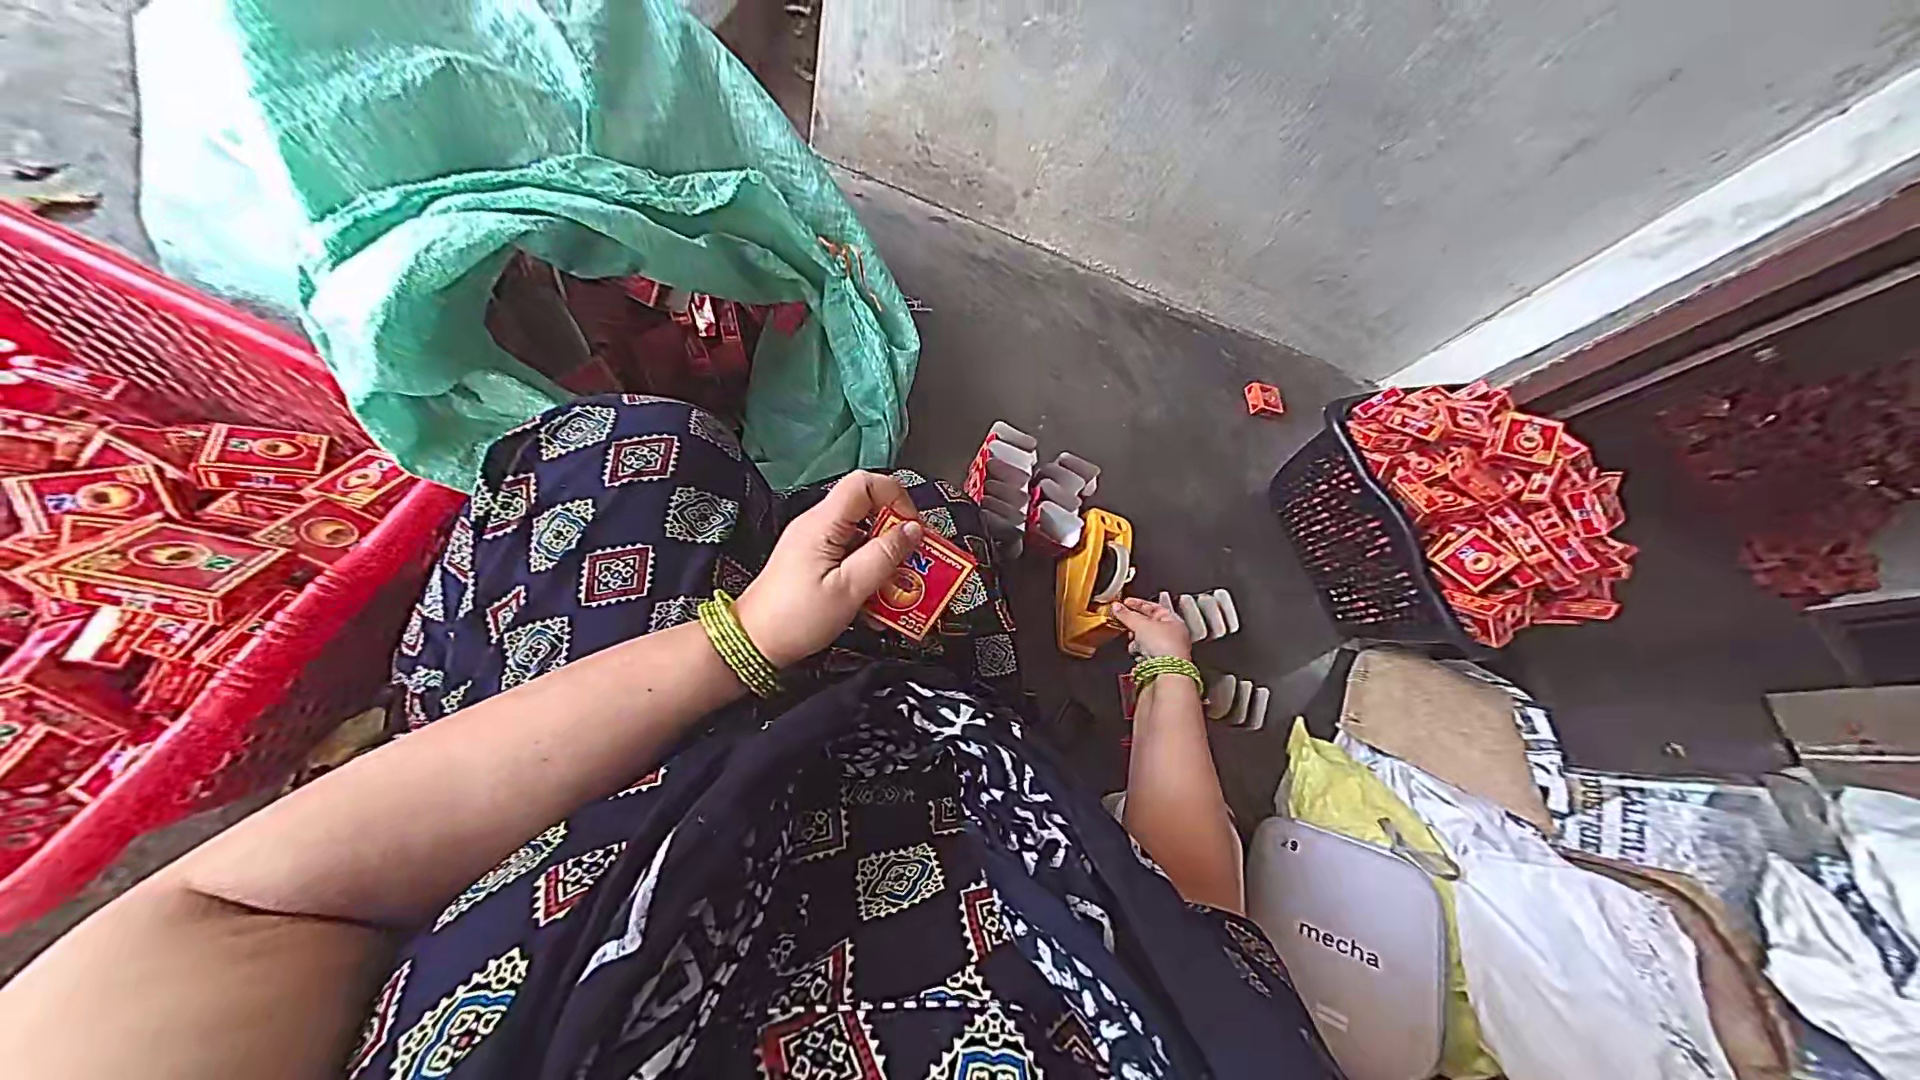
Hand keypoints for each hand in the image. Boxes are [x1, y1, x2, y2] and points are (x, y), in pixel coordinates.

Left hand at [733, 471, 924, 666]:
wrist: (754, 642)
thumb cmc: (796, 618)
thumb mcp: (850, 589)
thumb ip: (884, 556)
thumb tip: (913, 531)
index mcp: (823, 523)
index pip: (865, 483)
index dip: (896, 498)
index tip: (912, 529)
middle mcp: (818, 525)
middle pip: (868, 508)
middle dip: (896, 534)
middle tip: (912, 561)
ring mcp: (816, 542)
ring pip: (863, 534)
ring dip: (885, 558)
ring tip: (896, 587)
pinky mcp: (815, 560)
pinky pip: (852, 553)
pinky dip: (869, 571)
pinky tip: (876, 600)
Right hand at [1108, 596, 1191, 659]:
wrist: (1167, 672)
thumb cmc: (1166, 646)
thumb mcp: (1141, 624)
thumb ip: (1127, 614)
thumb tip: (1117, 607)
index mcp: (1174, 621)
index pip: (1153, 607)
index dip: (1138, 604)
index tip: (1125, 603)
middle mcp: (1172, 635)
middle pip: (1148, 624)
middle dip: (1135, 624)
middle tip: (1124, 622)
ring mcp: (1167, 650)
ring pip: (1145, 640)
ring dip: (1137, 640)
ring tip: (1135, 642)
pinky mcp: (1159, 663)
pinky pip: (1145, 653)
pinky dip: (1139, 652)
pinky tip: (1139, 653)